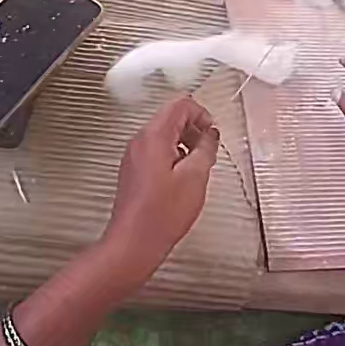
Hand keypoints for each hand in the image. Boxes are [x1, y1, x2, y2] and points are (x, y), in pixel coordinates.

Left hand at [100, 96, 218, 273]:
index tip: (212, 131)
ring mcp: (133, 156)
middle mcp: (139, 141)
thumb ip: (206, 149)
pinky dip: (172, 155)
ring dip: (184, 143)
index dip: (201, 113)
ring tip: (198, 165)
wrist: (134, 240)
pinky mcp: (133, 170)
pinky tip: (182, 177)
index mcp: (154, 137)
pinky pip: (155, 151)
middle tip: (208, 148)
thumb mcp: (195, 177)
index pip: (179, 105)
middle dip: (193, 129)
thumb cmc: (161, 213)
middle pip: (170, 117)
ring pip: (163, 135)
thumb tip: (210, 135)